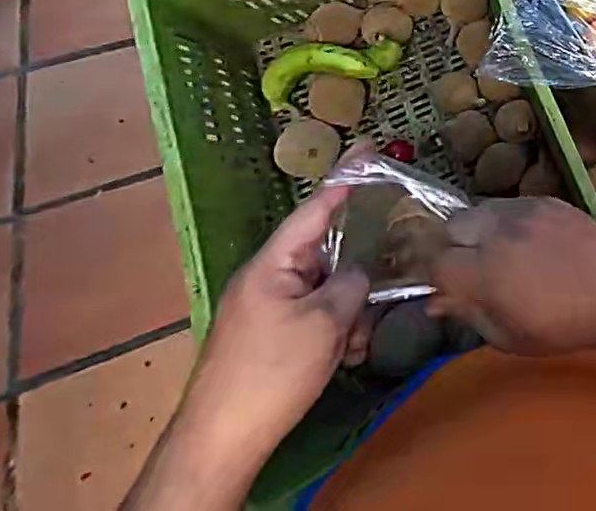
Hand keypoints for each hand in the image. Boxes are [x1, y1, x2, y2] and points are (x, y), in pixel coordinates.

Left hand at [179, 183, 372, 460]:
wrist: (218, 446)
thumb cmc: (272, 373)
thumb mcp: (327, 322)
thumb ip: (353, 281)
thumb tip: (360, 271)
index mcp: (273, 264)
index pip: (315, 208)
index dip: (344, 177)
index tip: (367, 149)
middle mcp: (268, 279)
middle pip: (327, 254)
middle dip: (356, 274)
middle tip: (377, 295)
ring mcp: (267, 308)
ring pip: (325, 289)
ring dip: (348, 311)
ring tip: (355, 343)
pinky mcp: (270, 336)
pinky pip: (313, 315)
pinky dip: (335, 330)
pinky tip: (345, 355)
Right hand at [427, 197, 595, 355]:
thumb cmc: (562, 325)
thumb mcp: (507, 336)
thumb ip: (467, 313)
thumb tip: (436, 300)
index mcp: (484, 270)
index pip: (434, 261)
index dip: (429, 273)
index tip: (434, 284)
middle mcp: (498, 232)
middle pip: (450, 226)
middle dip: (447, 246)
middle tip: (460, 266)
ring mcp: (523, 211)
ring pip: (478, 209)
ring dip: (474, 229)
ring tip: (490, 251)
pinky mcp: (545, 200)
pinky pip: (509, 203)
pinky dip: (503, 219)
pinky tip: (519, 238)